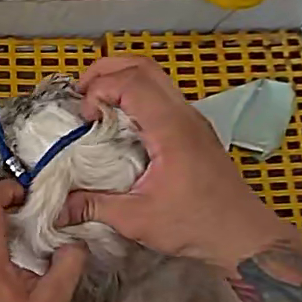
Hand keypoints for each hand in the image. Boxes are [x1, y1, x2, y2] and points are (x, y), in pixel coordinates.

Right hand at [67, 56, 301, 273]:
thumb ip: (95, 207)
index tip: (83, 118)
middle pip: (144, 66)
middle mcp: (185, 115)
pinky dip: (138, 99)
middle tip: (81, 94)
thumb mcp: (137, 219)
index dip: (99, 89)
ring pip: (156, 79)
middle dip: (106, 71)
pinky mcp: (196, 133)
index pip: (132, 81)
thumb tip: (59, 209)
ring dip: (123, 82)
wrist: (242, 235)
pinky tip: (122, 127)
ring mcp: (193, 121)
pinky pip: (164, 99)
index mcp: (172, 128)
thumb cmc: (196, 225)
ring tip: (97, 107)